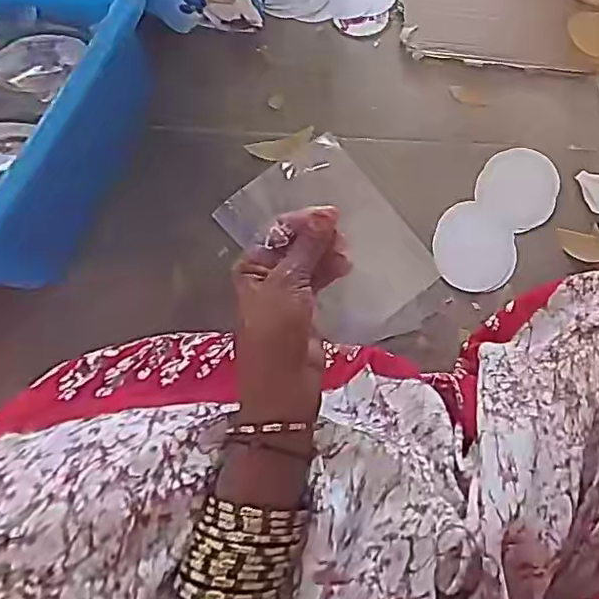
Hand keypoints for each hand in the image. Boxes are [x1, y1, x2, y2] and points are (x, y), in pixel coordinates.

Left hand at [232, 206, 350, 422]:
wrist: (285, 383)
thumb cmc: (277, 332)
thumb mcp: (290, 284)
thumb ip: (309, 248)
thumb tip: (326, 215)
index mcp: (252, 266)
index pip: (279, 232)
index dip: (304, 221)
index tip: (333, 216)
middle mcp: (267, 276)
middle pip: (296, 244)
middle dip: (318, 237)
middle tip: (342, 237)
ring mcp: (288, 292)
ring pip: (311, 261)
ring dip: (327, 253)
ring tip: (345, 255)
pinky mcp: (306, 307)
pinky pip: (320, 279)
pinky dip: (331, 270)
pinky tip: (344, 268)